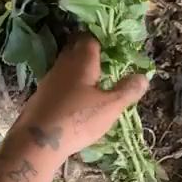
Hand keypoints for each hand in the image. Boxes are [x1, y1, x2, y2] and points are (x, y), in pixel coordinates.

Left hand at [10, 36, 148, 157]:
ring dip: (78, 68)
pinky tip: (76, 95)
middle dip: (89, 51)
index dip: (101, 39)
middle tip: (107, 59)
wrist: (37, 141)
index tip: (113, 45)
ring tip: (95, 77)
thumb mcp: (109, 107)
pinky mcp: (41, 95)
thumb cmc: (77, 120)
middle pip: (75, 50)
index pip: (89, 39)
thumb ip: (127, 90)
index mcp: (80, 61)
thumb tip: (143, 76)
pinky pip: (58, 81)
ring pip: (65, 66)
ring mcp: (48, 80)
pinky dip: (69, 83)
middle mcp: (62, 66)